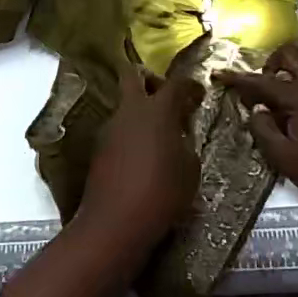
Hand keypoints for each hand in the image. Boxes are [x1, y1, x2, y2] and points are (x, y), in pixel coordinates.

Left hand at [74, 65, 202, 254]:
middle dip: (151, 80)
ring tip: (158, 137)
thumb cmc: (162, 192)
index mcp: (157, 109)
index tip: (199, 93)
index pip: (176, 83)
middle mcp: (130, 110)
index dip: (190, 85)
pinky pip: (118, 129)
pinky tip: (142, 156)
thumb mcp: (190, 169)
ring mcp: (110, 126)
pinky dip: (131, 134)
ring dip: (140, 112)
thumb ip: (186, 144)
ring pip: (125, 105)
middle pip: (134, 75)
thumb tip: (178, 136)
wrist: (116, 221)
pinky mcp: (98, 146)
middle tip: (166, 98)